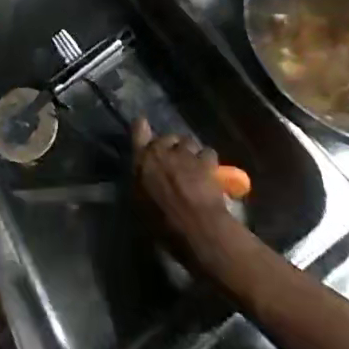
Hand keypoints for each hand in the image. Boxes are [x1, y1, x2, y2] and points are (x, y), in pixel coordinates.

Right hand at [131, 119, 249, 271]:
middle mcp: (162, 152)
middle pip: (167, 138)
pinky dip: (207, 160)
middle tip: (175, 160)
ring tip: (193, 165)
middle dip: (171, 145)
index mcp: (142, 163)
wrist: (195, 228)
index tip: (141, 120)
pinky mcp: (206, 159)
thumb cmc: (163, 226)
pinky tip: (210, 172)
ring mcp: (186, 153)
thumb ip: (143, 184)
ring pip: (188, 142)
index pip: (138, 135)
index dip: (141, 128)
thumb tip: (147, 178)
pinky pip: (207, 152)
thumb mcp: (143, 207)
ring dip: (190, 151)